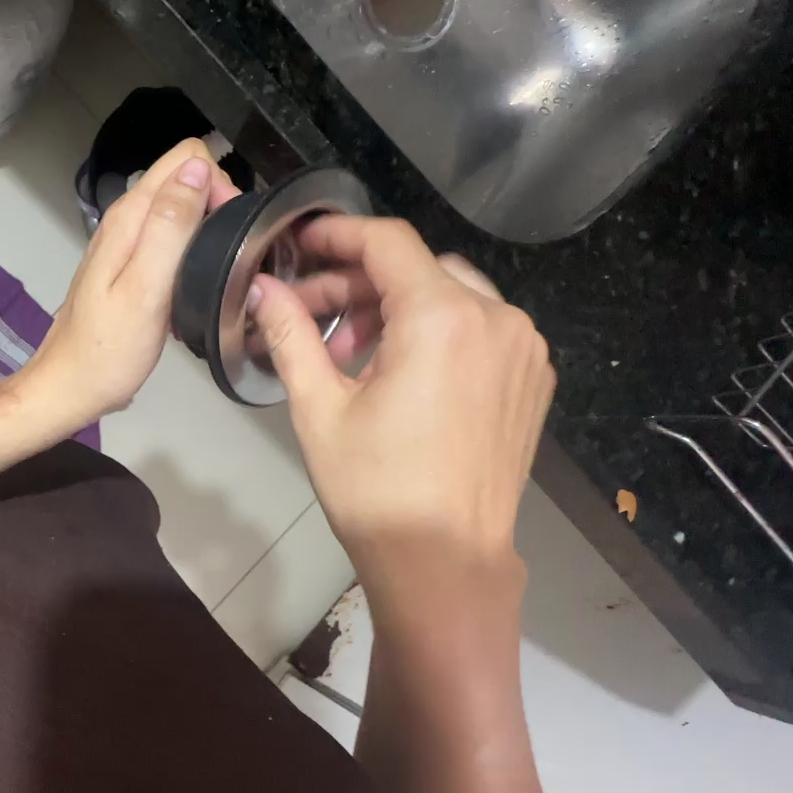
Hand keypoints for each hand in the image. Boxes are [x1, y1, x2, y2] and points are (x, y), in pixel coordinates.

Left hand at [5, 139, 237, 428]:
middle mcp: (124, 222)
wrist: (70, 388)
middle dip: (215, 207)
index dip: (217, 184)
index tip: (228, 232)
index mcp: (128, 218)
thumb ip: (170, 227)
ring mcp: (123, 246)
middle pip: (184, 181)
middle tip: (222, 260)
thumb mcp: (146, 289)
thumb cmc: (108, 351)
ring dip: (203, 236)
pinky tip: (187, 294)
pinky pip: (168, 245)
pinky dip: (187, 260)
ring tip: (208, 279)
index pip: (186, 158)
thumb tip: (197, 170)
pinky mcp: (127, 270)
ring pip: (179, 214)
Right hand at [248, 216, 553, 578]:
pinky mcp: (531, 377)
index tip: (300, 244)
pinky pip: (479, 328)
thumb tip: (261, 289)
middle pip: (419, 268)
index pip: (388, 242)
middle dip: (359, 282)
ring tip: (349, 353)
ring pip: (452, 296)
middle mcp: (497, 319)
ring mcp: (523, 349)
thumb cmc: (372, 487)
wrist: (443, 557)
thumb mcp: (318, 408)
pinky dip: (433, 331)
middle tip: (308, 316)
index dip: (338, 235)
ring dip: (395, 307)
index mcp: (442, 319)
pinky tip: (396, 372)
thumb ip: (291, 336)